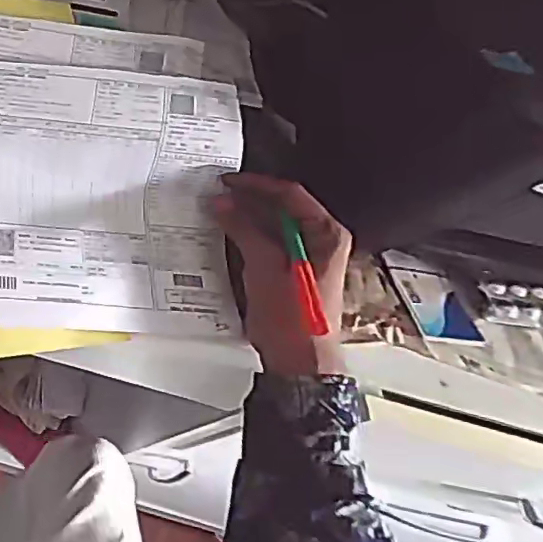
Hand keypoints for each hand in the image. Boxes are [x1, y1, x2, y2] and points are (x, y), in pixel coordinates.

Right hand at [213, 173, 351, 375]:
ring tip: (216, 211)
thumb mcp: (266, 265)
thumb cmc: (294, 317)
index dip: (257, 184)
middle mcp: (319, 241)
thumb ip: (243, 229)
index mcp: (326, 234)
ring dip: (244, 217)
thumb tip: (223, 203)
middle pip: (280, 208)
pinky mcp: (288, 272)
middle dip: (248, 200)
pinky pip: (265, 244)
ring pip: (271, 225)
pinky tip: (225, 233)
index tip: (229, 181)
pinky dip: (245, 236)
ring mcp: (303, 257)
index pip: (290, 194)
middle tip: (218, 194)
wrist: (298, 360)